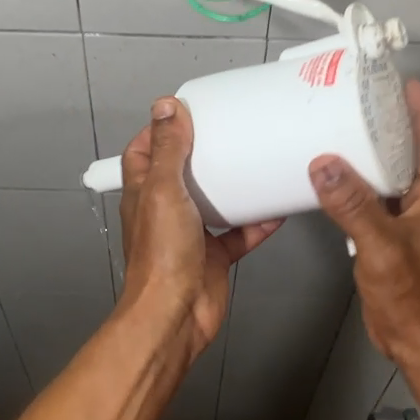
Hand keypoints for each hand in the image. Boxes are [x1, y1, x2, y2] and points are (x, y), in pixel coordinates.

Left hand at [119, 97, 282, 361]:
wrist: (178, 312)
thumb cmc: (161, 255)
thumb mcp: (163, 190)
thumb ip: (167, 150)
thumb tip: (165, 107)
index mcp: (144, 192)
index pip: (143, 153)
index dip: (159, 131)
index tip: (185, 112)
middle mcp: (165, 211)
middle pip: (182, 174)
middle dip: (204, 154)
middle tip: (230, 132)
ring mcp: (190, 234)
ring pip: (214, 202)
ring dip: (233, 186)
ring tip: (256, 162)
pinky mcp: (215, 255)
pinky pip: (239, 233)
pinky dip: (257, 222)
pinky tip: (276, 209)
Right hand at [308, 79, 419, 363]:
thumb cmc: (411, 294)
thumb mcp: (380, 246)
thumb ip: (353, 206)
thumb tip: (323, 163)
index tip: (403, 83)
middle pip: (414, 152)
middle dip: (394, 124)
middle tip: (361, 100)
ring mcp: (410, 222)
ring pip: (393, 176)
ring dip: (374, 153)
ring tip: (342, 131)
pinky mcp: (392, 239)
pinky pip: (376, 200)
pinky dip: (358, 185)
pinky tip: (333, 181)